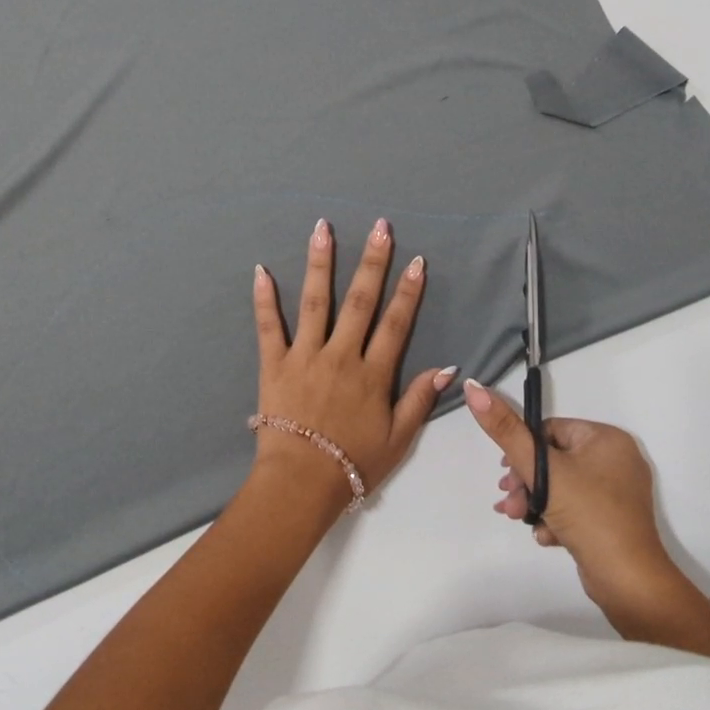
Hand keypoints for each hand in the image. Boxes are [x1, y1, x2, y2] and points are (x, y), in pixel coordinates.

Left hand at [251, 219, 455, 504]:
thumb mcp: (398, 439)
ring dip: (321, 262)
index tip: (417, 261)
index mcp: (373, 374)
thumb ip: (420, 400)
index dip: (408, 292)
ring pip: (316, 301)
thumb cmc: (353, 464)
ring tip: (323, 228)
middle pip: (360, 301)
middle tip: (380, 227)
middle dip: (372, 262)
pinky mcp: (274, 363)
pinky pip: (268, 326)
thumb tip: (448, 367)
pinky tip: (261, 270)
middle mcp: (341, 355)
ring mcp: (305, 356)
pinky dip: (264, 298)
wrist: (301, 482)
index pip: (395, 324)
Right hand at [461, 381, 674, 602]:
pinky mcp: (615, 519)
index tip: (506, 477)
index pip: (549, 431)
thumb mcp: (540, 469)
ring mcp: (618, 492)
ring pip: (561, 485)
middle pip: (553, 460)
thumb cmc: (587, 513)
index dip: (522, 451)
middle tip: (508, 503)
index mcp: (607, 438)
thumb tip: (473, 386)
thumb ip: (505, 429)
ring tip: (519, 519)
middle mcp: (617, 459)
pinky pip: (577, 507)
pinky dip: (557, 517)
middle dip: (526, 483)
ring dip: (535, 501)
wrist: (627, 581)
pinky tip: (545, 535)